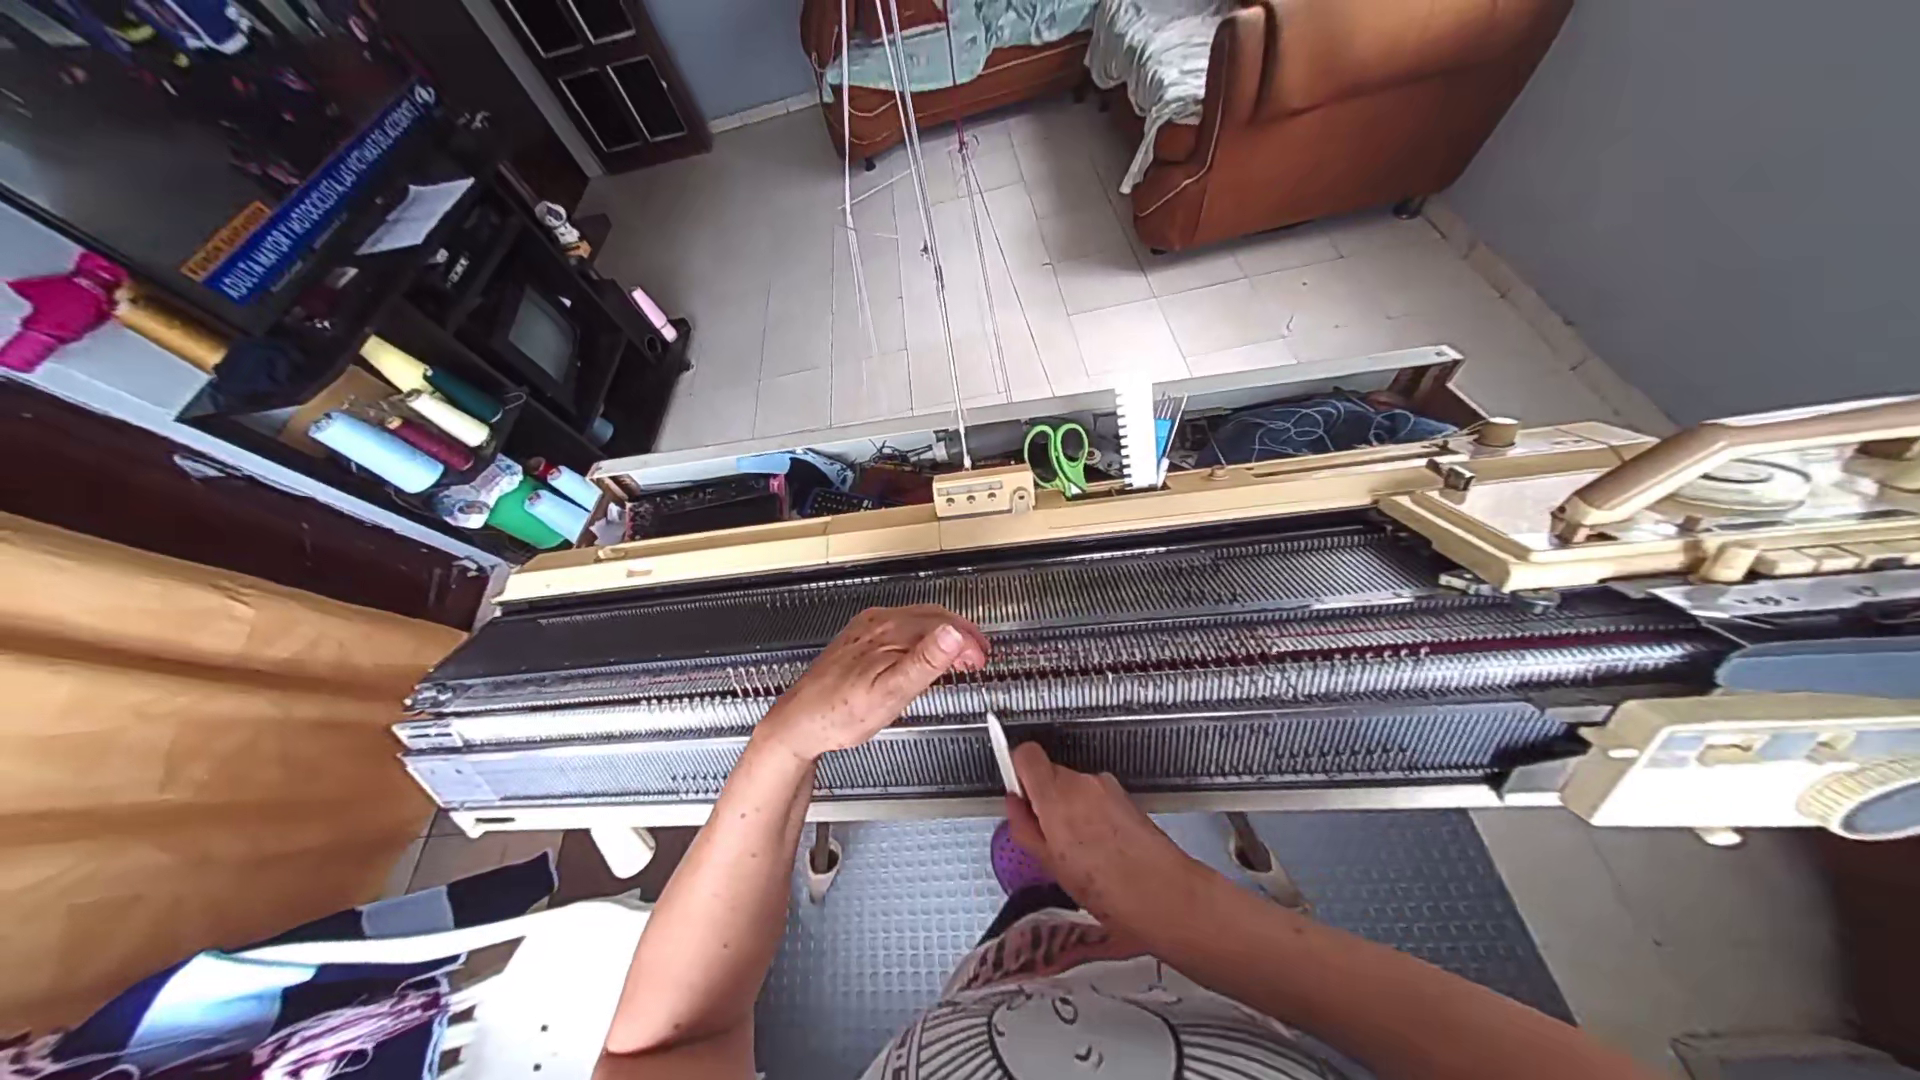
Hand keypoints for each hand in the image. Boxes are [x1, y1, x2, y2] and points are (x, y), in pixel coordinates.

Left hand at [754, 605, 988, 762]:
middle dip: (959, 634)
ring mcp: (865, 631)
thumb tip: (953, 634)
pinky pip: (898, 629)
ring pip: (915, 621)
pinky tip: (920, 654)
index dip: (968, 641)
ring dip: (942, 634)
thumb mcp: (891, 693)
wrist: (797, 724)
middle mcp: (876, 624)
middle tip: (977, 655)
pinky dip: (921, 638)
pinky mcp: (858, 642)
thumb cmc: (838, 714)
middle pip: (931, 617)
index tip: (981, 658)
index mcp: (888, 631)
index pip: (942, 625)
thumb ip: (926, 661)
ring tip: (957, 655)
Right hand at [1006, 742, 1214, 932]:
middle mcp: (1081, 781)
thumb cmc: (1107, 889)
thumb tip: (1014, 805)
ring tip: (1080, 848)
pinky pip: (1094, 795)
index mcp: (1056, 796)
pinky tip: (1100, 845)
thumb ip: (1024, 827)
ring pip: (1073, 785)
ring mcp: (1105, 785)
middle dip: (1044, 797)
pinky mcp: (1124, 794)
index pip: (1026, 754)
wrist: (1165, 894)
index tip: (1018, 793)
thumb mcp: (1050, 865)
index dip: (1017, 770)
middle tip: (1049, 835)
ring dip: (1069, 807)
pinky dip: (1091, 812)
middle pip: (1049, 772)